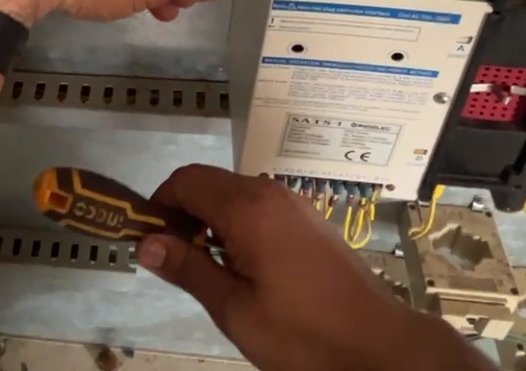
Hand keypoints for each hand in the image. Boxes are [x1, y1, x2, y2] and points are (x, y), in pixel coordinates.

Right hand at [137, 165, 485, 370]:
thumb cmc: (302, 333)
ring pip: (231, 192)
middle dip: (182, 211)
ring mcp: (290, 201)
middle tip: (175, 259)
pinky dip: (235, 221)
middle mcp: (267, 191)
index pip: (186, 180)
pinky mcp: (305, 216)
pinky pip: (256, 203)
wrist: (379, 344)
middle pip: (208, 181)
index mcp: (246, 207)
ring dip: (209, 217)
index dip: (160, 204)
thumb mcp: (236, 310)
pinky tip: (242, 264)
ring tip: (208, 267)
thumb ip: (189, 269)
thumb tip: (146, 243)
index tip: (150, 241)